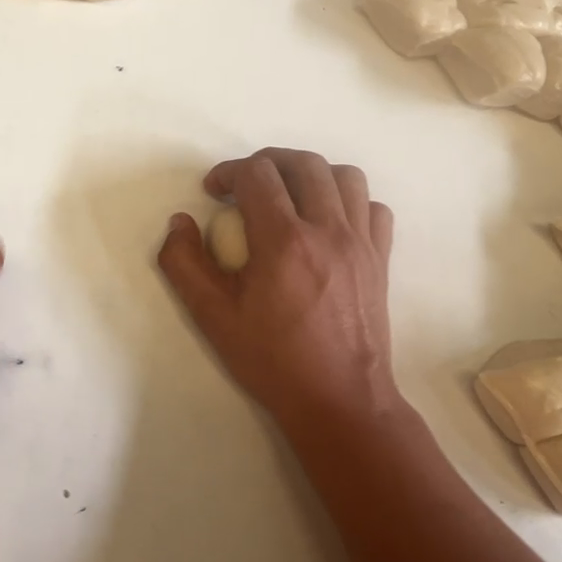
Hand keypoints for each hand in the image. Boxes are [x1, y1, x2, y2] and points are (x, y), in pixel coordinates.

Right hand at [157, 149, 396, 428]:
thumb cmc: (271, 359)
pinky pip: (372, 208)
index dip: (228, 172)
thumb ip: (184, 263)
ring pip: (344, 177)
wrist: (339, 400)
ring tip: (287, 196)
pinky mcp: (381, 260)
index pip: (257, 174)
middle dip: (267, 161)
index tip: (213, 192)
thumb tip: (180, 222)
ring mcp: (361, 243)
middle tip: (244, 184)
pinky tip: (326, 223)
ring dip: (310, 174)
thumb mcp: (212, 316)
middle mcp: (328, 230)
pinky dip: (348, 201)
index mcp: (283, 240)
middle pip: (303, 163)